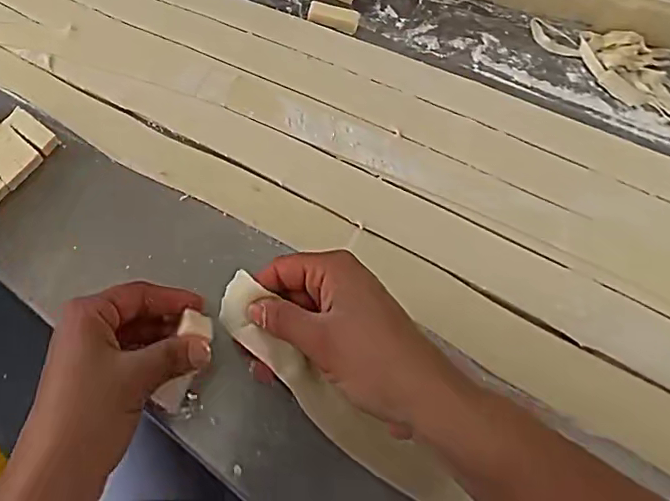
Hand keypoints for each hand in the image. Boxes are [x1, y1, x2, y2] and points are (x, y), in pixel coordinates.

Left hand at [0, 282, 210, 500]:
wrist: (56, 471)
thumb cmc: (80, 418)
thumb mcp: (135, 377)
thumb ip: (171, 355)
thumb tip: (196, 345)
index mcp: (86, 314)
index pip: (137, 294)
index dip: (171, 299)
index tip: (196, 306)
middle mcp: (82, 329)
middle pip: (135, 315)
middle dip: (169, 325)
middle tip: (198, 332)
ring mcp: (85, 356)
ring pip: (132, 340)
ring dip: (162, 347)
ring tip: (190, 353)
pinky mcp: (91, 381)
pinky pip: (127, 361)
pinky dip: (149, 364)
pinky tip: (171, 373)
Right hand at [248, 250, 462, 440]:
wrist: (428, 401)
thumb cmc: (381, 363)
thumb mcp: (319, 340)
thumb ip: (280, 320)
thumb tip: (255, 308)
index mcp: (335, 269)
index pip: (282, 268)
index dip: (259, 291)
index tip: (241, 314)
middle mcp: (343, 280)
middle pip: (292, 290)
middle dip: (270, 318)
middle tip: (251, 345)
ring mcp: (352, 305)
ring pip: (304, 312)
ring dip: (284, 336)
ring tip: (269, 364)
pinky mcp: (358, 330)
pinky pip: (320, 328)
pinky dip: (303, 344)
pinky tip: (292, 367)